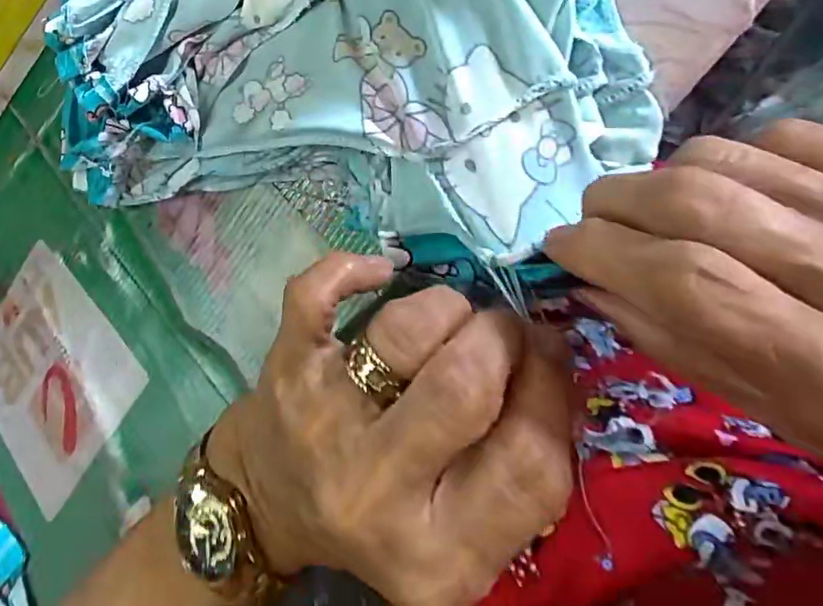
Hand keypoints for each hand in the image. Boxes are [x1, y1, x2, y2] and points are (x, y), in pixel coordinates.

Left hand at [207, 254, 573, 605]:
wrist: (271, 501)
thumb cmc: (381, 515)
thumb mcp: (456, 532)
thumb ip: (509, 464)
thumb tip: (550, 353)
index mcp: (444, 554)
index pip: (530, 464)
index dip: (550, 389)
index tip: (547, 350)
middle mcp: (378, 487)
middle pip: (462, 385)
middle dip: (498, 337)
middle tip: (501, 326)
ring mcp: (323, 419)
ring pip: (400, 333)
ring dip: (443, 305)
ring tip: (452, 312)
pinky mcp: (284, 369)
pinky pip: (313, 296)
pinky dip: (350, 268)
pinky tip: (383, 270)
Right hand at [545, 119, 822, 576]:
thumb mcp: (815, 432)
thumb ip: (691, 351)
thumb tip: (595, 287)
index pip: (686, 280)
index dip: (600, 252)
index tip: (561, 248)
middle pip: (695, 203)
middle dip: (614, 204)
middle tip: (595, 221)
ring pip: (728, 156)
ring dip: (667, 180)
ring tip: (667, 208)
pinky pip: (796, 137)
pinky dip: (743, 161)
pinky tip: (758, 193)